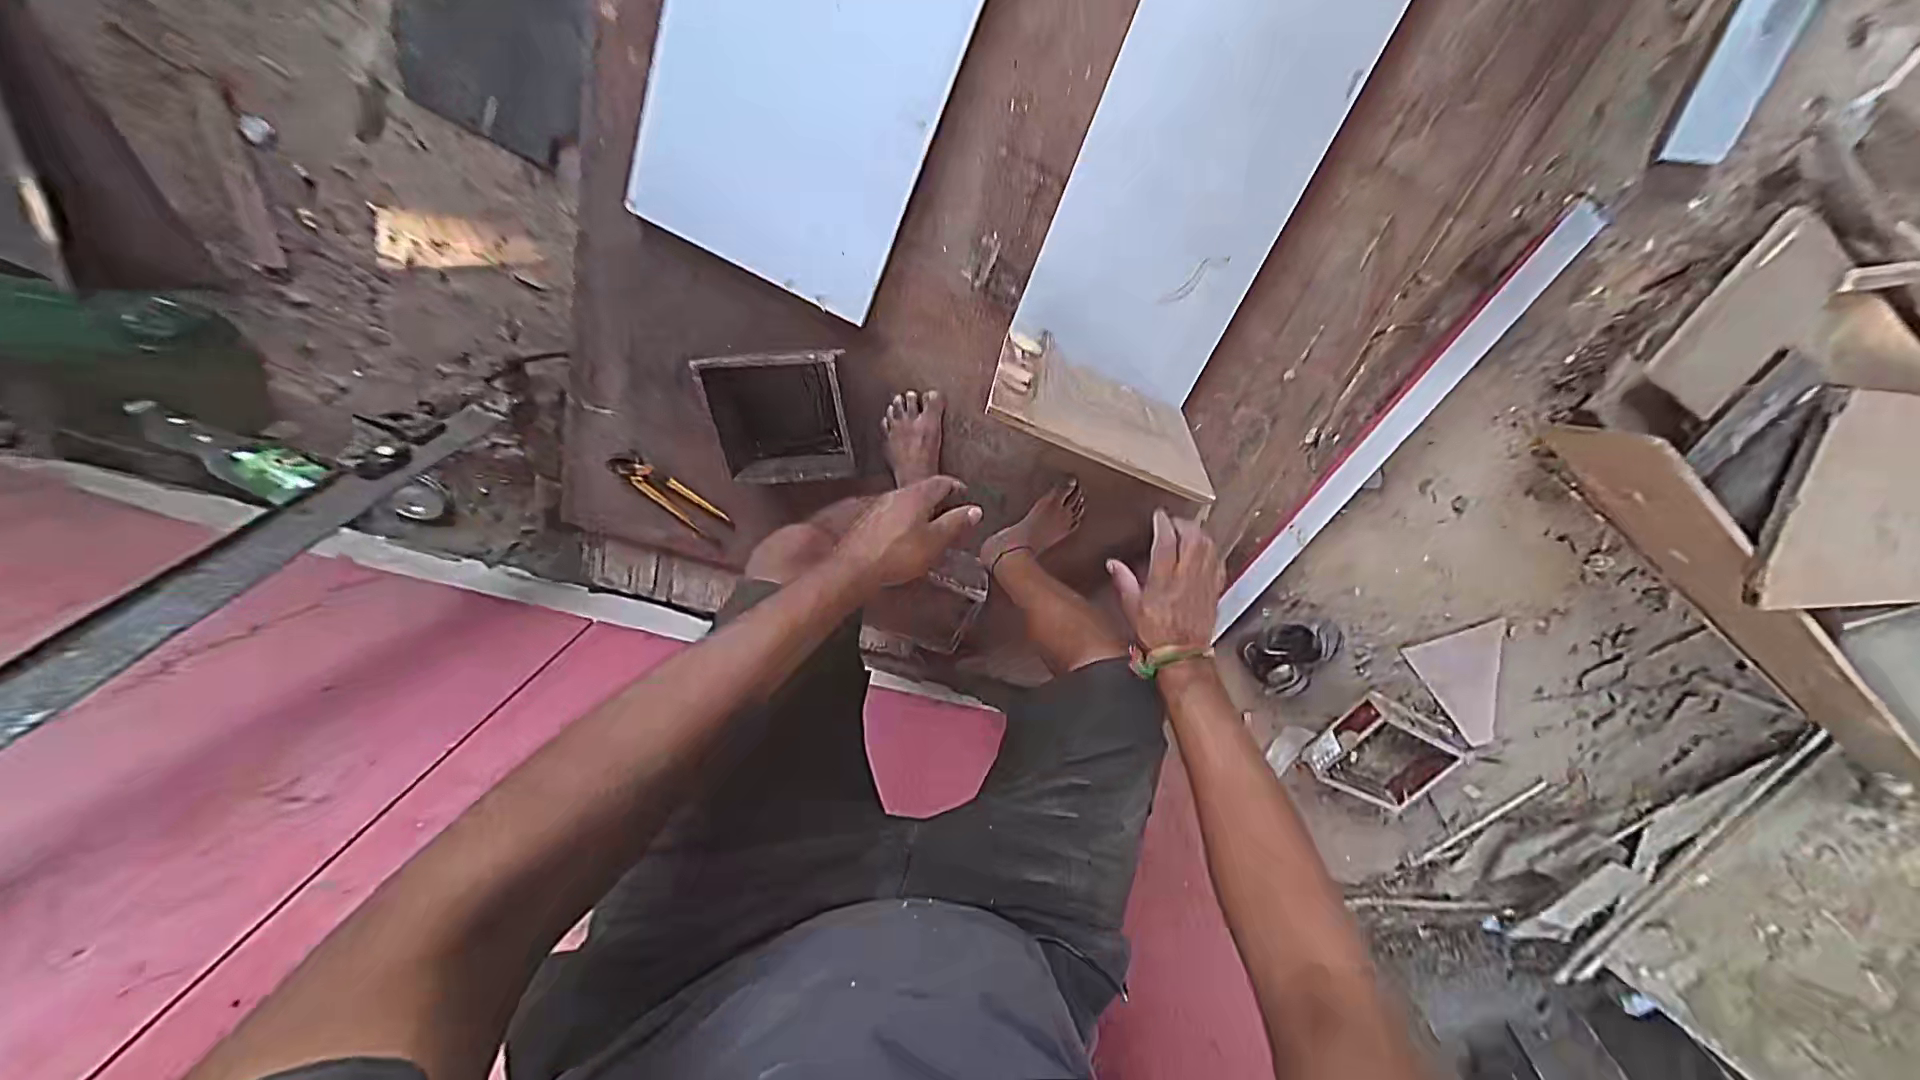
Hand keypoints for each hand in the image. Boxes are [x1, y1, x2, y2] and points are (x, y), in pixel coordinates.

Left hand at [835, 476, 982, 586]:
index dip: (958, 489)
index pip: (943, 482)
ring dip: (922, 514)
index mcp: (917, 495)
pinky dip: (905, 524)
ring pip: (907, 504)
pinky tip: (907, 542)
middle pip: (924, 492)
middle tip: (952, 517)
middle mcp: (896, 495)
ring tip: (932, 532)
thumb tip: (973, 511)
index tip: (965, 497)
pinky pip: (893, 517)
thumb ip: (956, 523)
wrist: (856, 568)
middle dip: (940, 503)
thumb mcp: (936, 540)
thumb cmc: (895, 555)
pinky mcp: (868, 522)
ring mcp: (880, 507)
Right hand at [1107, 509, 1224, 650]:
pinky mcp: (1213, 590)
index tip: (1159, 517)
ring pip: (1208, 547)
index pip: (1166, 541)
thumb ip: (1124, 582)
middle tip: (1174, 522)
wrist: (1182, 654)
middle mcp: (1186, 578)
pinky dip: (1211, 550)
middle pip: (1192, 538)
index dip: (1163, 524)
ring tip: (1189, 530)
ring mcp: (1203, 582)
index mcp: (1164, 580)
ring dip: (1199, 534)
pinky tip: (1206, 550)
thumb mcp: (1132, 608)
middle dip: (1183, 524)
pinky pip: (1217, 562)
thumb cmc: (1157, 634)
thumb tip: (1114, 564)